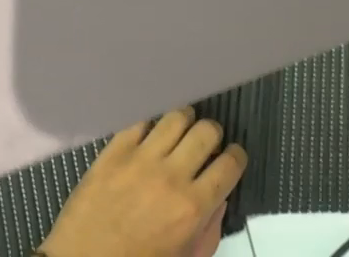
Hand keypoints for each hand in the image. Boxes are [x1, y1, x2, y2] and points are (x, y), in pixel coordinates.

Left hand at [40, 107, 247, 256]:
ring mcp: (140, 160)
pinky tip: (147, 139)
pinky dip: (148, 128)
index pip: (231, 163)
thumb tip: (219, 198)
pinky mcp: (112, 152)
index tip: (229, 159)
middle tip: (202, 147)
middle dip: (212, 136)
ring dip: (183, 124)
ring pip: (176, 117)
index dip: (235, 157)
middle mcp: (171, 176)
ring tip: (177, 135)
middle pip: (207, 131)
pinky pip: (140, 122)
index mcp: (192, 208)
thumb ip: (208, 231)